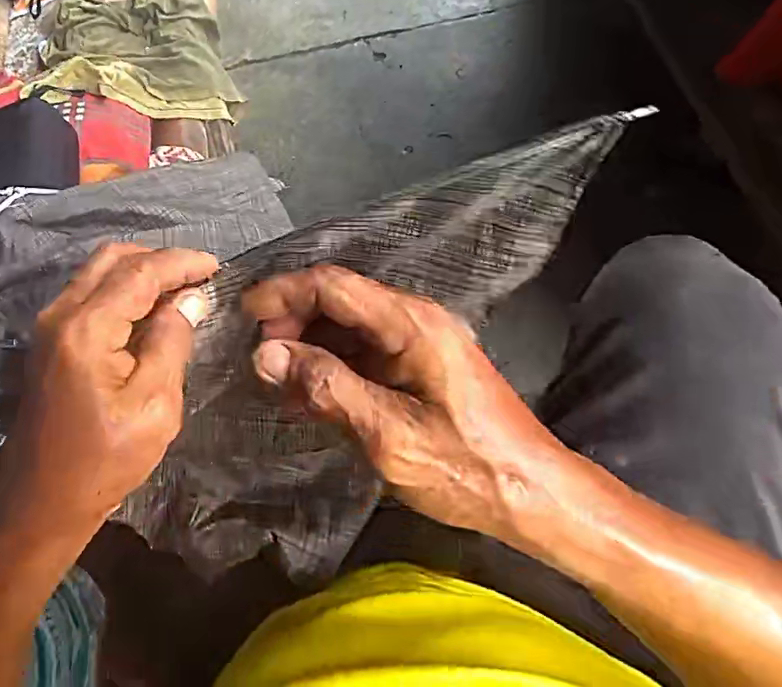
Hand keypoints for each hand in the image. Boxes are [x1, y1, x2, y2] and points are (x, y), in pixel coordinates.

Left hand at [0, 243, 216, 536]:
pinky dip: (121, 288)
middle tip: (197, 274)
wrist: (40, 503)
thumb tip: (190, 298)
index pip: (139, 273)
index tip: (214, 265)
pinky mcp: (48, 338)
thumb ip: (171, 342)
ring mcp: (49, 324)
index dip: (179, 263)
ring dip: (139, 271)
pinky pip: (89, 292)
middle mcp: (60, 314)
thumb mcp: (154, 407)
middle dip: (158, 259)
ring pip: (98, 271)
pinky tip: (149, 307)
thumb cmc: (102, 463)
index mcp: (86, 329)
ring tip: (179, 287)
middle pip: (112, 258)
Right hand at [243, 265, 590, 549]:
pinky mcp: (419, 362)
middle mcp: (414, 317)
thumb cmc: (467, 468)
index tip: (244, 315)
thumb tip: (265, 354)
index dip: (283, 292)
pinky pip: (363, 348)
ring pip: (347, 323)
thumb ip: (326, 389)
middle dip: (292, 319)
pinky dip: (331, 363)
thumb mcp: (390, 435)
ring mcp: (419, 339)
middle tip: (259, 358)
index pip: (333, 285)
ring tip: (276, 379)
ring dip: (308, 343)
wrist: (538, 496)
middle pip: (338, 298)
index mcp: (411, 322)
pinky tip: (308, 393)